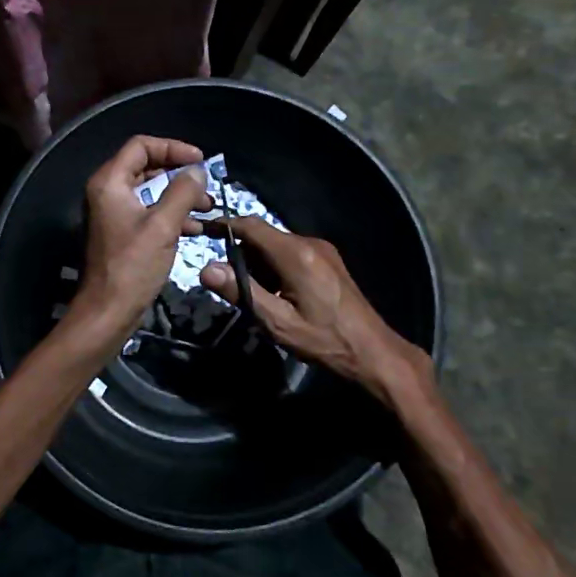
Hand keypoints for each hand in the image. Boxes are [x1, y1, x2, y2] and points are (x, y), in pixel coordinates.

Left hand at [74, 136, 211, 335]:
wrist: (108, 310)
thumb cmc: (132, 266)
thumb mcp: (163, 226)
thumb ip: (182, 192)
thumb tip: (198, 171)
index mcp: (109, 182)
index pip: (141, 146)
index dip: (172, 148)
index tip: (200, 161)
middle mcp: (107, 192)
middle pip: (146, 168)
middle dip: (179, 175)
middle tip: (207, 187)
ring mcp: (113, 214)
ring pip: (150, 192)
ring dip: (179, 196)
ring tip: (207, 208)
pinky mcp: (121, 234)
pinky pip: (148, 213)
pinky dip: (170, 215)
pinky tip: (195, 227)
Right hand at [201, 218, 432, 390]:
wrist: (373, 352)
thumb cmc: (324, 339)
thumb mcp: (277, 321)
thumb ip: (242, 292)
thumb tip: (206, 269)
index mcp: (296, 254)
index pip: (252, 226)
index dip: (225, 224)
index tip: (202, 229)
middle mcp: (310, 243)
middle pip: (264, 236)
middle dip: (241, 253)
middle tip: (226, 280)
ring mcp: (322, 251)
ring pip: (277, 246)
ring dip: (258, 263)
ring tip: (251, 293)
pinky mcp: (329, 262)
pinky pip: (291, 254)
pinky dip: (274, 267)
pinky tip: (274, 293)